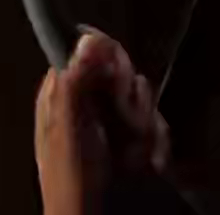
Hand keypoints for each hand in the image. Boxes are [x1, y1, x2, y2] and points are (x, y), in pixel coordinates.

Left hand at [35, 29, 170, 214]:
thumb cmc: (72, 182)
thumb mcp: (67, 130)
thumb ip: (74, 81)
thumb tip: (87, 37)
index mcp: (63, 90)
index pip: (91, 47)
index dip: (109, 57)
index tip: (119, 78)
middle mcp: (87, 99)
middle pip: (121, 69)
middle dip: (132, 98)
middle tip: (129, 122)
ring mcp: (110, 120)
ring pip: (142, 95)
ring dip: (144, 126)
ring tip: (134, 155)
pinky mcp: (132, 140)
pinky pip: (154, 122)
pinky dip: (156, 142)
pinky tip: (148, 162)